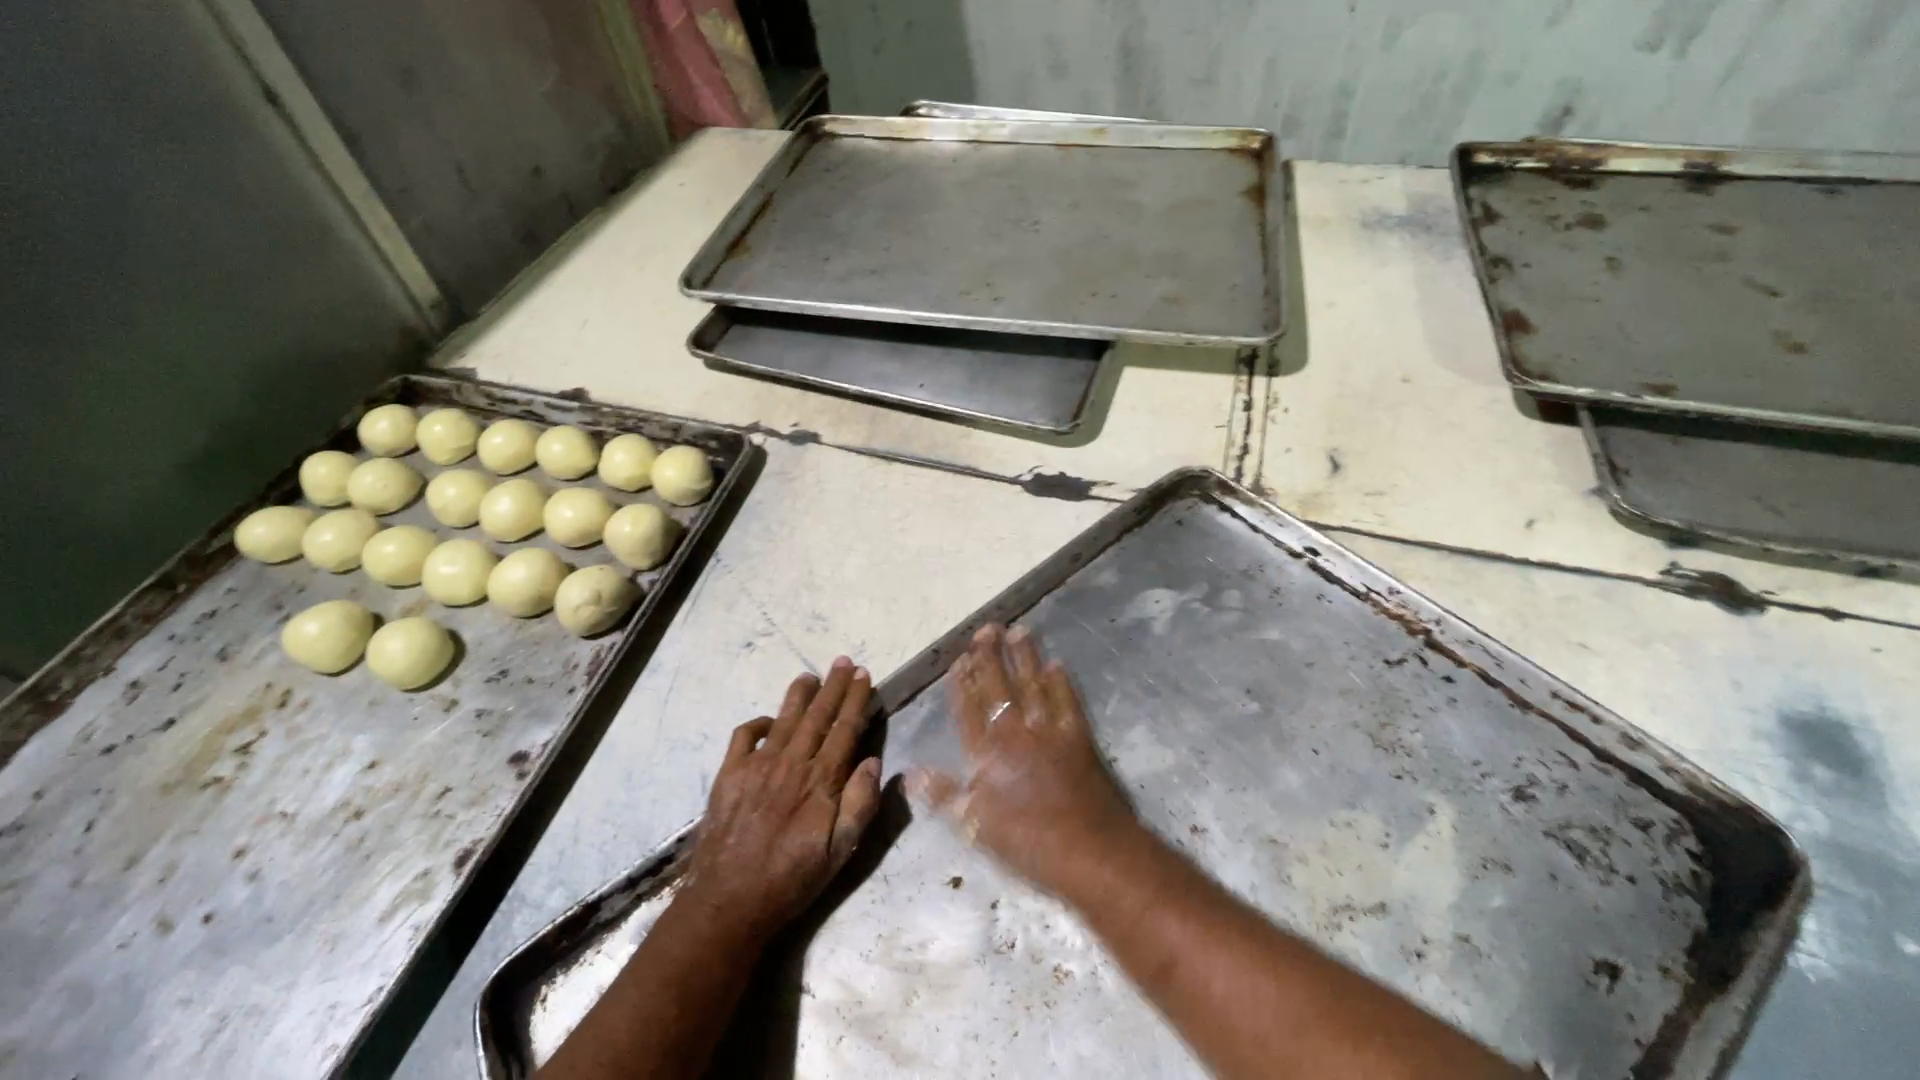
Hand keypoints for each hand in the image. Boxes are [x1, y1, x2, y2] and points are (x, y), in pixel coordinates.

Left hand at [680, 657, 882, 940]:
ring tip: (811, 676)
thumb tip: (874, 762)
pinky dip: (758, 723)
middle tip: (844, 661)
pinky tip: (769, 720)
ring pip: (784, 720)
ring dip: (799, 695)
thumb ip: (859, 805)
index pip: (844, 731)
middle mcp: (790, 765)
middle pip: (817, 717)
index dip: (856, 701)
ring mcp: (757, 767)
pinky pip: (744, 737)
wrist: (730, 899)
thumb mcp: (840, 852)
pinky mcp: (729, 776)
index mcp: (820, 782)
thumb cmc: (792, 880)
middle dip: (833, 687)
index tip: (865, 676)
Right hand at [907, 624, 1139, 894]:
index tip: (960, 659)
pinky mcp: (1079, 739)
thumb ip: (943, 794)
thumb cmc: (1027, 843)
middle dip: (991, 657)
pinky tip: (1056, 664)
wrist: (1088, 850)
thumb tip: (910, 772)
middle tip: (987, 628)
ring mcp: (1049, 733)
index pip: (969, 709)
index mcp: (987, 754)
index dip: (964, 683)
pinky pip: (1067, 702)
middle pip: (1000, 688)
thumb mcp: (974, 826)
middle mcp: (1016, 734)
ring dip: (1025, 658)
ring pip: (1033, 686)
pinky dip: (1061, 682)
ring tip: (1018, 630)